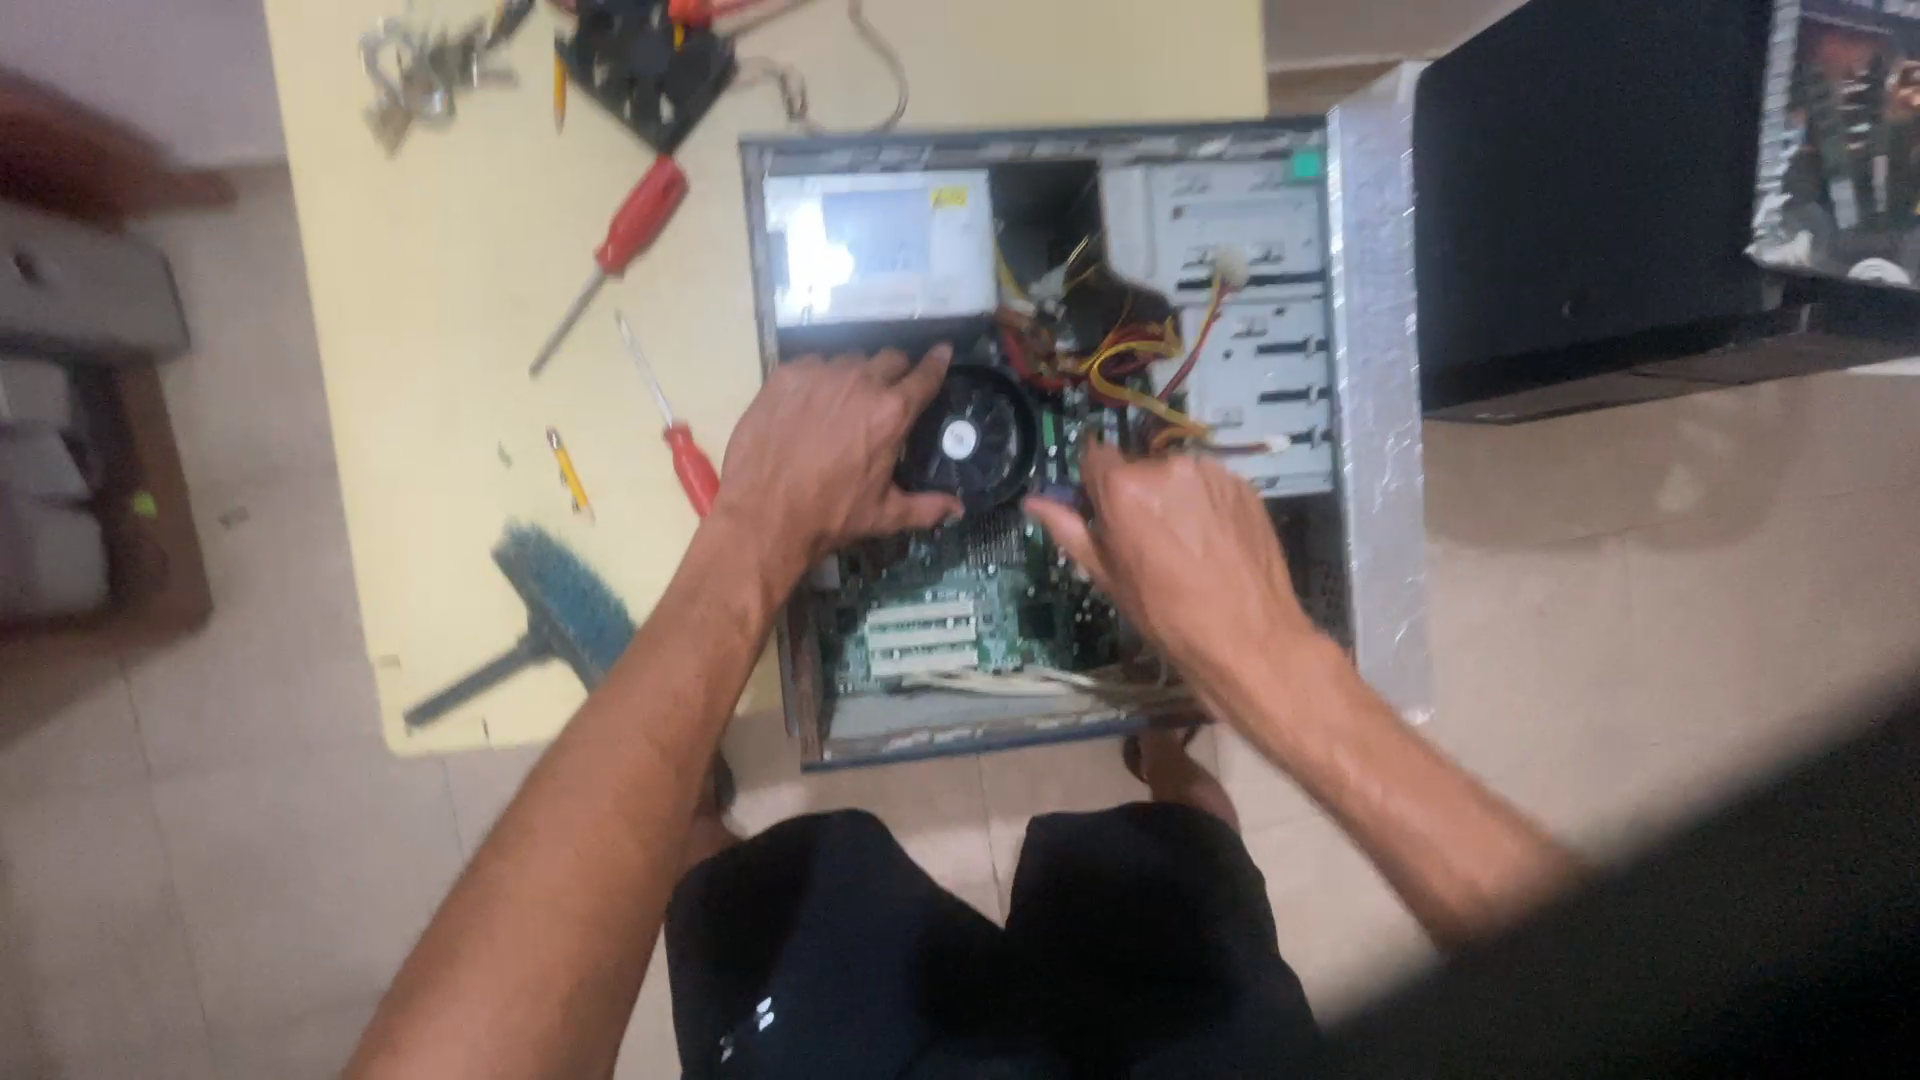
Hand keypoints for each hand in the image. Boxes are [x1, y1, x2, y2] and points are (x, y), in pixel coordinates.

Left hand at [714, 346, 962, 570]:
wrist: (764, 515)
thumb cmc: (830, 516)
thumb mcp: (885, 515)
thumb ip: (927, 507)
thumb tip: (959, 509)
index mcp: (891, 413)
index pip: (925, 374)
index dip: (937, 363)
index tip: (942, 352)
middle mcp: (859, 383)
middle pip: (889, 358)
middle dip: (896, 371)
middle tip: (889, 390)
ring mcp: (820, 375)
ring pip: (850, 359)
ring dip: (856, 374)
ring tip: (846, 399)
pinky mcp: (786, 375)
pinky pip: (813, 363)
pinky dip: (820, 377)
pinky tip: (812, 401)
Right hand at [1023, 442, 1320, 697]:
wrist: (1248, 639)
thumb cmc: (1166, 615)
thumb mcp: (1107, 576)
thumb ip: (1069, 530)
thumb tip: (1033, 502)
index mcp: (1125, 488)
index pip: (1095, 455)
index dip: (1095, 484)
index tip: (1103, 511)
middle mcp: (1167, 466)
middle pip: (1137, 466)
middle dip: (1135, 494)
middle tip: (1145, 539)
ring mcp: (1212, 472)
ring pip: (1175, 474)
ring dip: (1172, 497)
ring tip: (1184, 543)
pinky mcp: (1245, 484)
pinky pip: (1209, 483)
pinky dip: (1204, 503)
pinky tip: (1211, 541)